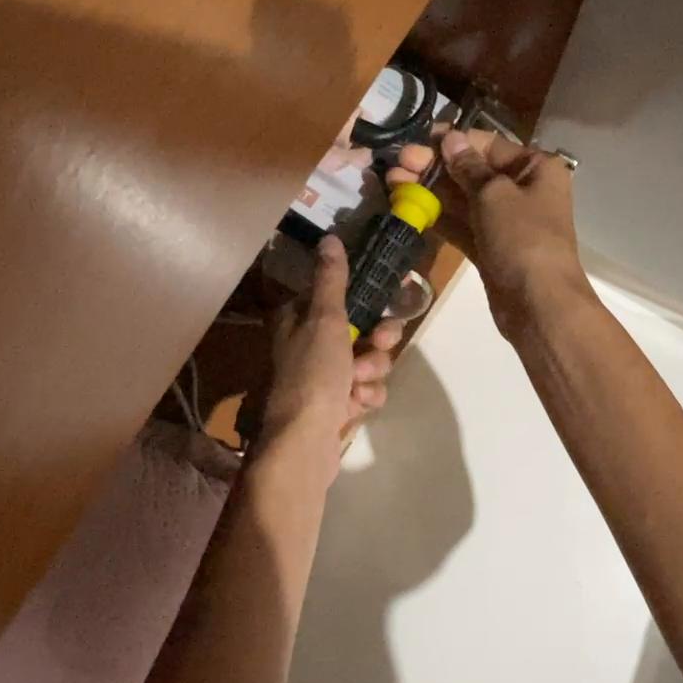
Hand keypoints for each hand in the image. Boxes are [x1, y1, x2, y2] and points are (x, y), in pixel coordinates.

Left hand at [256, 234, 402, 473]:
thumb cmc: (311, 376)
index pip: (335, 299)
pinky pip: (362, 391)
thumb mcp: (324, 319)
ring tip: (359, 387)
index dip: (364, 302)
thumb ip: (331, 280)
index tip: (388, 303)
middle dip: (374, 342)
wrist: (302, 444)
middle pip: (356, 331)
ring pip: (364, 362)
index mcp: (295, 320)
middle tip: (380, 344)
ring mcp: (318, 379)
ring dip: (370, 372)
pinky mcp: (332, 407)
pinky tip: (357, 407)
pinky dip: (364, 397)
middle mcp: (303, 346)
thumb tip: (329, 238)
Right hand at [395, 130, 591, 335]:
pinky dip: (438, 217)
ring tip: (393, 181)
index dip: (452, 141)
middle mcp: (522, 191)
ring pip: (462, 200)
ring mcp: (504, 222)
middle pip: (472, 172)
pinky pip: (461, 225)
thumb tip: (450, 139)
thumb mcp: (494, 194)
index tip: (419, 139)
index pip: (488, 145)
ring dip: (429, 190)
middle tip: (397, 164)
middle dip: (434, 167)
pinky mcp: (489, 248)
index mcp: (534, 168)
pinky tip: (408, 207)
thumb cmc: (523, 239)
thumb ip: (468, 167)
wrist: (538, 304)